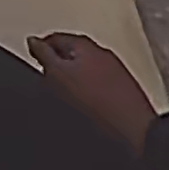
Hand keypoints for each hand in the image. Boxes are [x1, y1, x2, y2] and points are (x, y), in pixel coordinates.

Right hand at [27, 32, 156, 152]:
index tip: (36, 59)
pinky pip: (102, 85)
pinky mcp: (128, 92)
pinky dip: (93, 92)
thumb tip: (33, 40)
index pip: (54, 37)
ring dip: (77, 78)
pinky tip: (90, 105)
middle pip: (72, 53)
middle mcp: (102, 53)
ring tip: (70, 95)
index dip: (41, 49)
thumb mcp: (56, 73)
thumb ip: (42, 52)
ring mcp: (118, 72)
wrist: (135, 132)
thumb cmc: (96, 101)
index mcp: (84, 42)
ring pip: (88, 69)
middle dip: (60, 64)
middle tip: (51, 77)